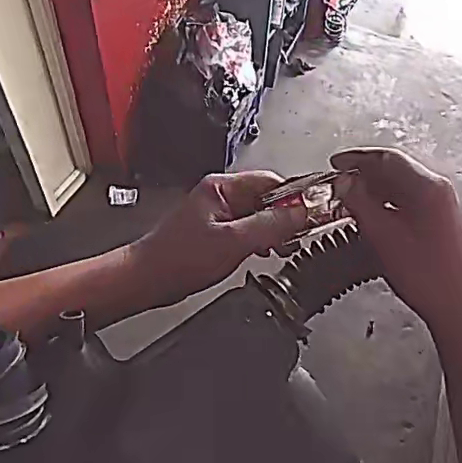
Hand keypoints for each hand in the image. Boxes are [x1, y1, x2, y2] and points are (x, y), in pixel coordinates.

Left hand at [124, 172, 309, 307]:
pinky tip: (263, 253)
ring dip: (274, 232)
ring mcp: (219, 215)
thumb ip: (271, 225)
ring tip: (281, 248)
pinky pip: (249, 231)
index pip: (272, 182)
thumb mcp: (233, 241)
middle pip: (269, 199)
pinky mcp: (218, 233)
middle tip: (297, 236)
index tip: (314, 213)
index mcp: (222, 187)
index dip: (296, 198)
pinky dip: (261, 241)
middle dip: (286, 218)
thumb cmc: (176, 258)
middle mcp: (221, 196)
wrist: (148, 279)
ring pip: (260, 217)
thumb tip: (302, 213)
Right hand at [331, 147, 461, 333]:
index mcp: (428, 187)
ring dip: (375, 189)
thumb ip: (360, 203)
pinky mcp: (440, 223)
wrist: (456, 305)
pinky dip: (387, 203)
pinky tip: (372, 215)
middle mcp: (438, 191)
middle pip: (396, 170)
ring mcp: (441, 207)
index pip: (387, 158)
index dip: (357, 158)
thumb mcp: (382, 234)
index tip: (337, 162)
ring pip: (401, 186)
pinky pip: (408, 202)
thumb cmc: (427, 275)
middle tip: (340, 181)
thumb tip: (344, 183)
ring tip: (350, 199)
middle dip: (365, 174)